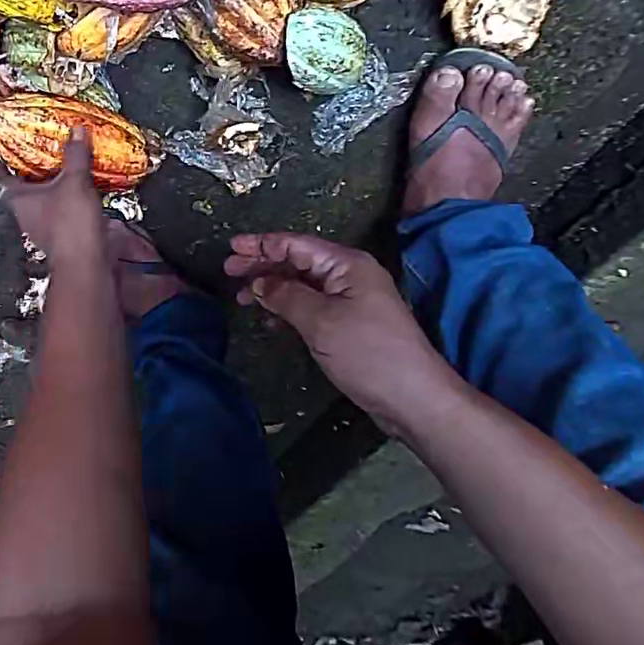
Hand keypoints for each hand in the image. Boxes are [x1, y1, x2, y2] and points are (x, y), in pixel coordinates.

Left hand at [0, 127, 105, 262]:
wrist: (86, 262)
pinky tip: (78, 195)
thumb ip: (75, 155)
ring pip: (40, 204)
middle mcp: (27, 215)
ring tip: (58, 175)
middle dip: (26, 177)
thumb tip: (76, 131)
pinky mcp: (61, 237)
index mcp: (20, 200)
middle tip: (31, 161)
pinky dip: (65, 202)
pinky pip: (59, 214)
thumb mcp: (74, 181)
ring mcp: (43, 228)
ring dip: (47, 190)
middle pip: (20, 193)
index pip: (1, 181)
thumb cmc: (70, 223)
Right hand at [225, 232, 460, 435]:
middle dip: (262, 264)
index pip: (296, 244)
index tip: (231, 248)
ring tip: (242, 296)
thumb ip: (286, 296)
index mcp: (346, 264)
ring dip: (271, 287)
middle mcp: (349, 275)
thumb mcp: (321, 321)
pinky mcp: (348, 323)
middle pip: (297, 261)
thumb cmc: (368, 353)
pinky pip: (310, 305)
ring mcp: (350, 299)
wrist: (414, 399)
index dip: (261, 244)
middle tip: (229, 271)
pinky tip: (268, 317)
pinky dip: (287, 307)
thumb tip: (259, 282)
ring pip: (301, 284)